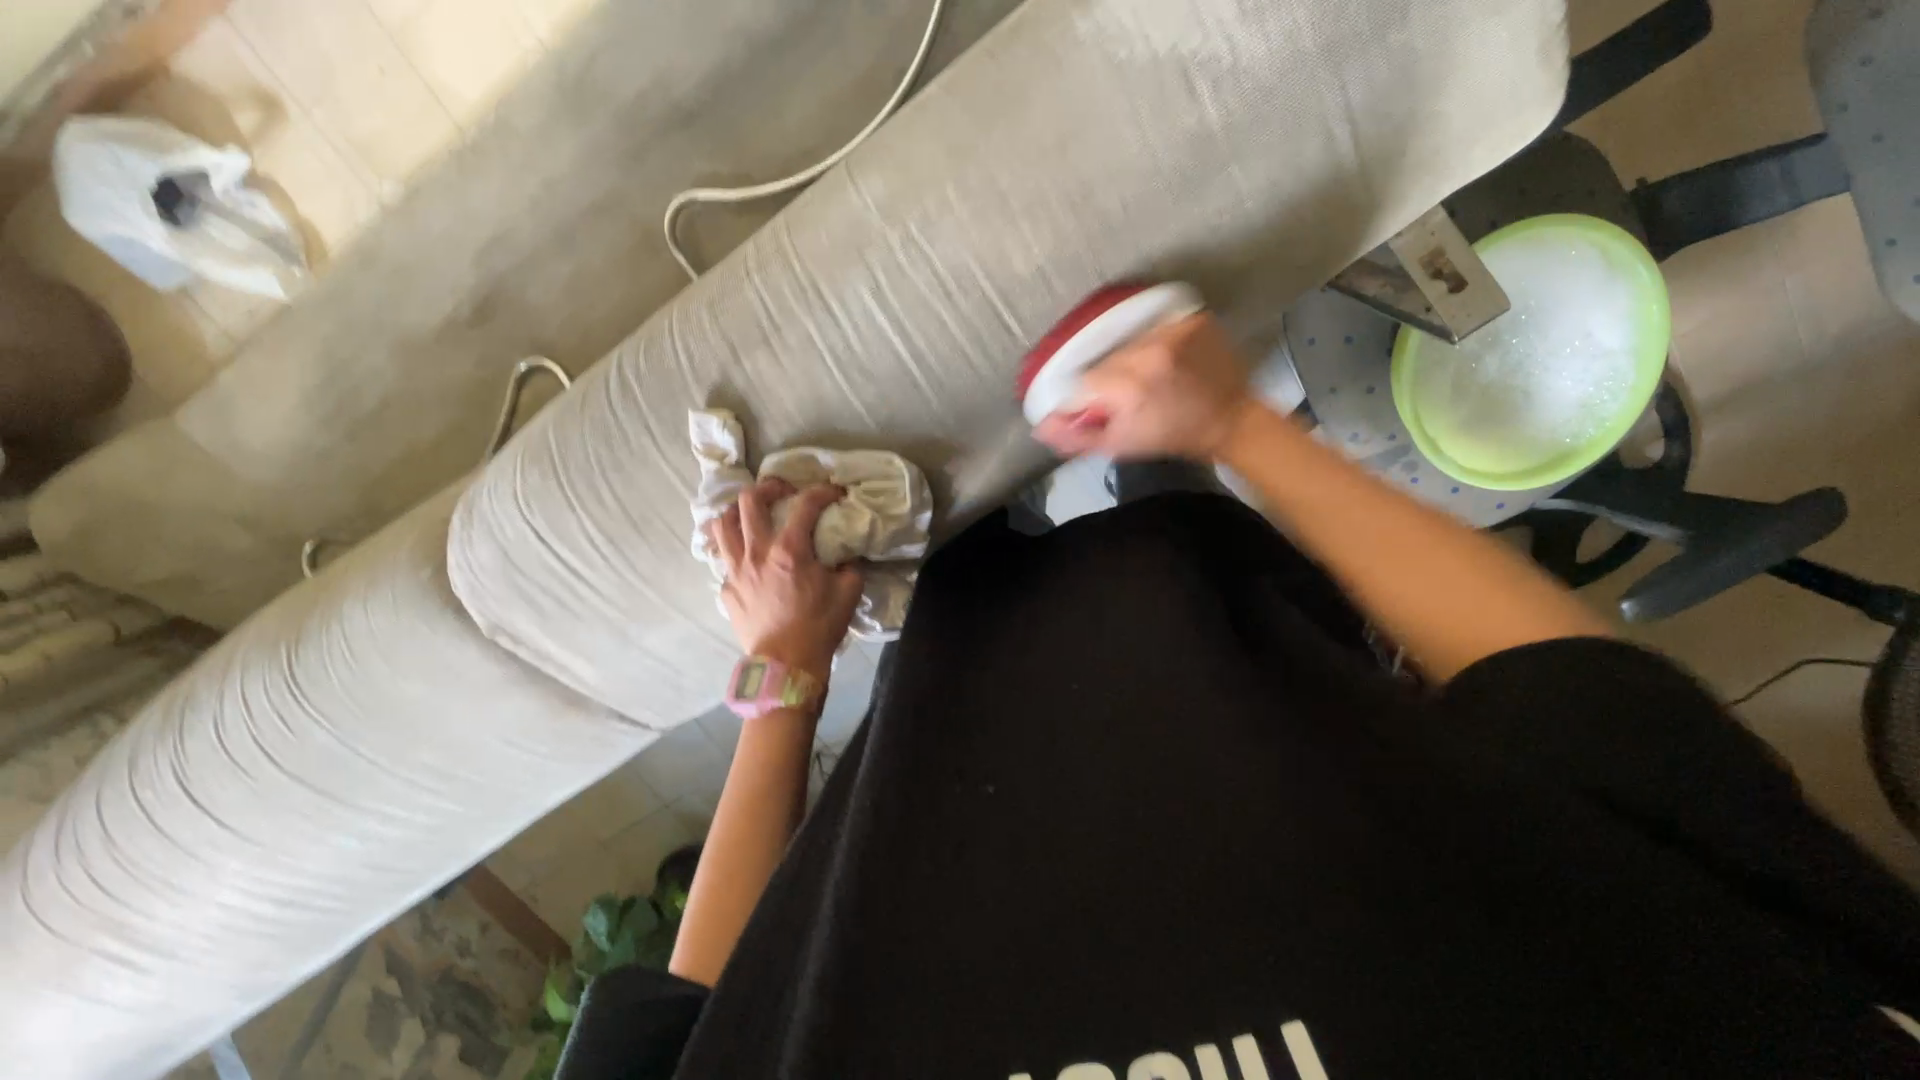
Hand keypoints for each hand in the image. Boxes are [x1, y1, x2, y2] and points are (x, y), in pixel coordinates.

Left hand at [707, 479, 863, 683]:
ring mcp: (736, 571)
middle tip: (782, 492)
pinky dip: (735, 552)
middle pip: (749, 500)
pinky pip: (724, 560)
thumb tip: (846, 556)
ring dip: (736, 512)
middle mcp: (757, 552)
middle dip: (768, 487)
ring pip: (722, 524)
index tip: (834, 494)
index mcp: (790, 550)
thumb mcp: (849, 592)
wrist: (786, 665)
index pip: (805, 504)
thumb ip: (849, 566)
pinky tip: (747, 560)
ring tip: (750, 515)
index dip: (823, 491)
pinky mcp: (727, 590)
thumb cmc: (819, 628)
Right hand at [1032, 312, 1254, 461]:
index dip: (1090, 397)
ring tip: (1152, 379)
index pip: (1083, 382)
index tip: (1107, 408)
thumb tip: (1040, 426)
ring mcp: (1172, 331)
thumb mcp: (1121, 445)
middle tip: (1132, 397)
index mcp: (1127, 384)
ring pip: (1129, 341)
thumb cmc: (1173, 436)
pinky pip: (1156, 327)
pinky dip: (1155, 343)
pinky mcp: (1191, 318)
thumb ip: (1077, 436)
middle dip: (1111, 378)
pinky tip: (1168, 363)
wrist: (1231, 420)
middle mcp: (1147, 351)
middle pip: (1105, 359)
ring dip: (1133, 359)